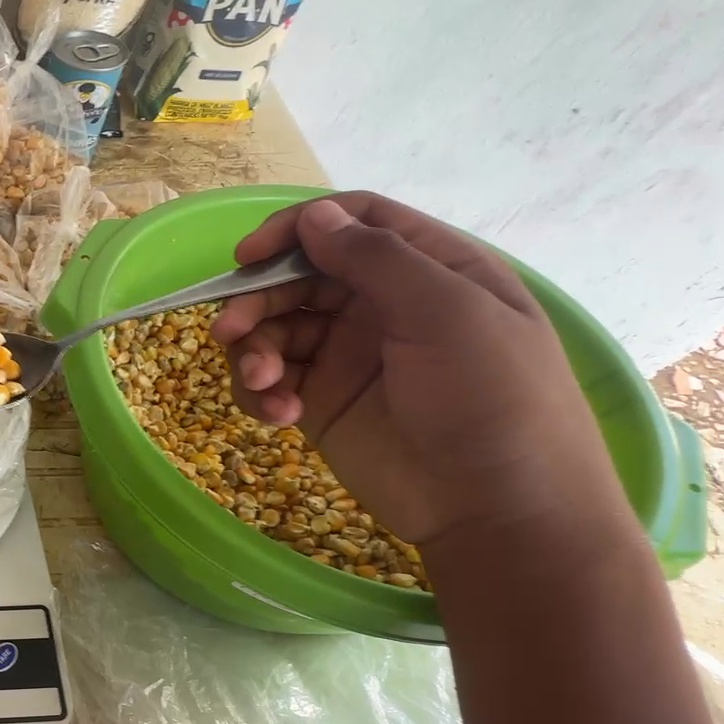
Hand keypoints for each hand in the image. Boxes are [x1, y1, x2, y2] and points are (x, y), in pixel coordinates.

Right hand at [210, 192, 626, 546]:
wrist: (495, 506)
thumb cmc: (491, 398)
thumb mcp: (446, 313)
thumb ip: (377, 259)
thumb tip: (314, 216)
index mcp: (426, 270)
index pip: (352, 223)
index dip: (296, 229)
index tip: (246, 258)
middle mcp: (380, 306)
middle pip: (297, 279)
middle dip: (257, 302)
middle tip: (228, 333)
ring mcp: (346, 356)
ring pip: (274, 331)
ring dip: (253, 353)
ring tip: (261, 386)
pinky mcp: (319, 402)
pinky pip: (270, 382)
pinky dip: (260, 394)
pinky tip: (277, 417)